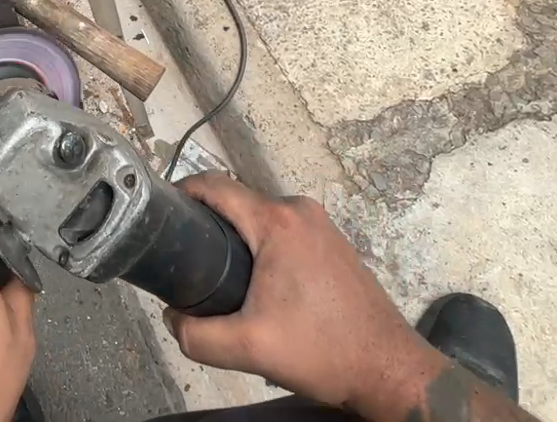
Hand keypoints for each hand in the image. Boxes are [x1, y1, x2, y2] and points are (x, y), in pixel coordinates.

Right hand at [163, 173, 444, 421]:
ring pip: (260, 214)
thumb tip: (171, 317)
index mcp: (276, 221)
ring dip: (237, 232)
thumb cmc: (324, 352)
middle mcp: (298, 209)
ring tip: (220, 269)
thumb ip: (197, 335)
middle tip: (187, 252)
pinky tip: (258, 277)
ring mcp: (320, 222)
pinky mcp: (333, 239)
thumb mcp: (250, 349)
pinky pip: (283, 226)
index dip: (182, 191)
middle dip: (208, 219)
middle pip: (236, 199)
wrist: (394, 373)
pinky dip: (263, 241)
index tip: (162, 211)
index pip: (213, 184)